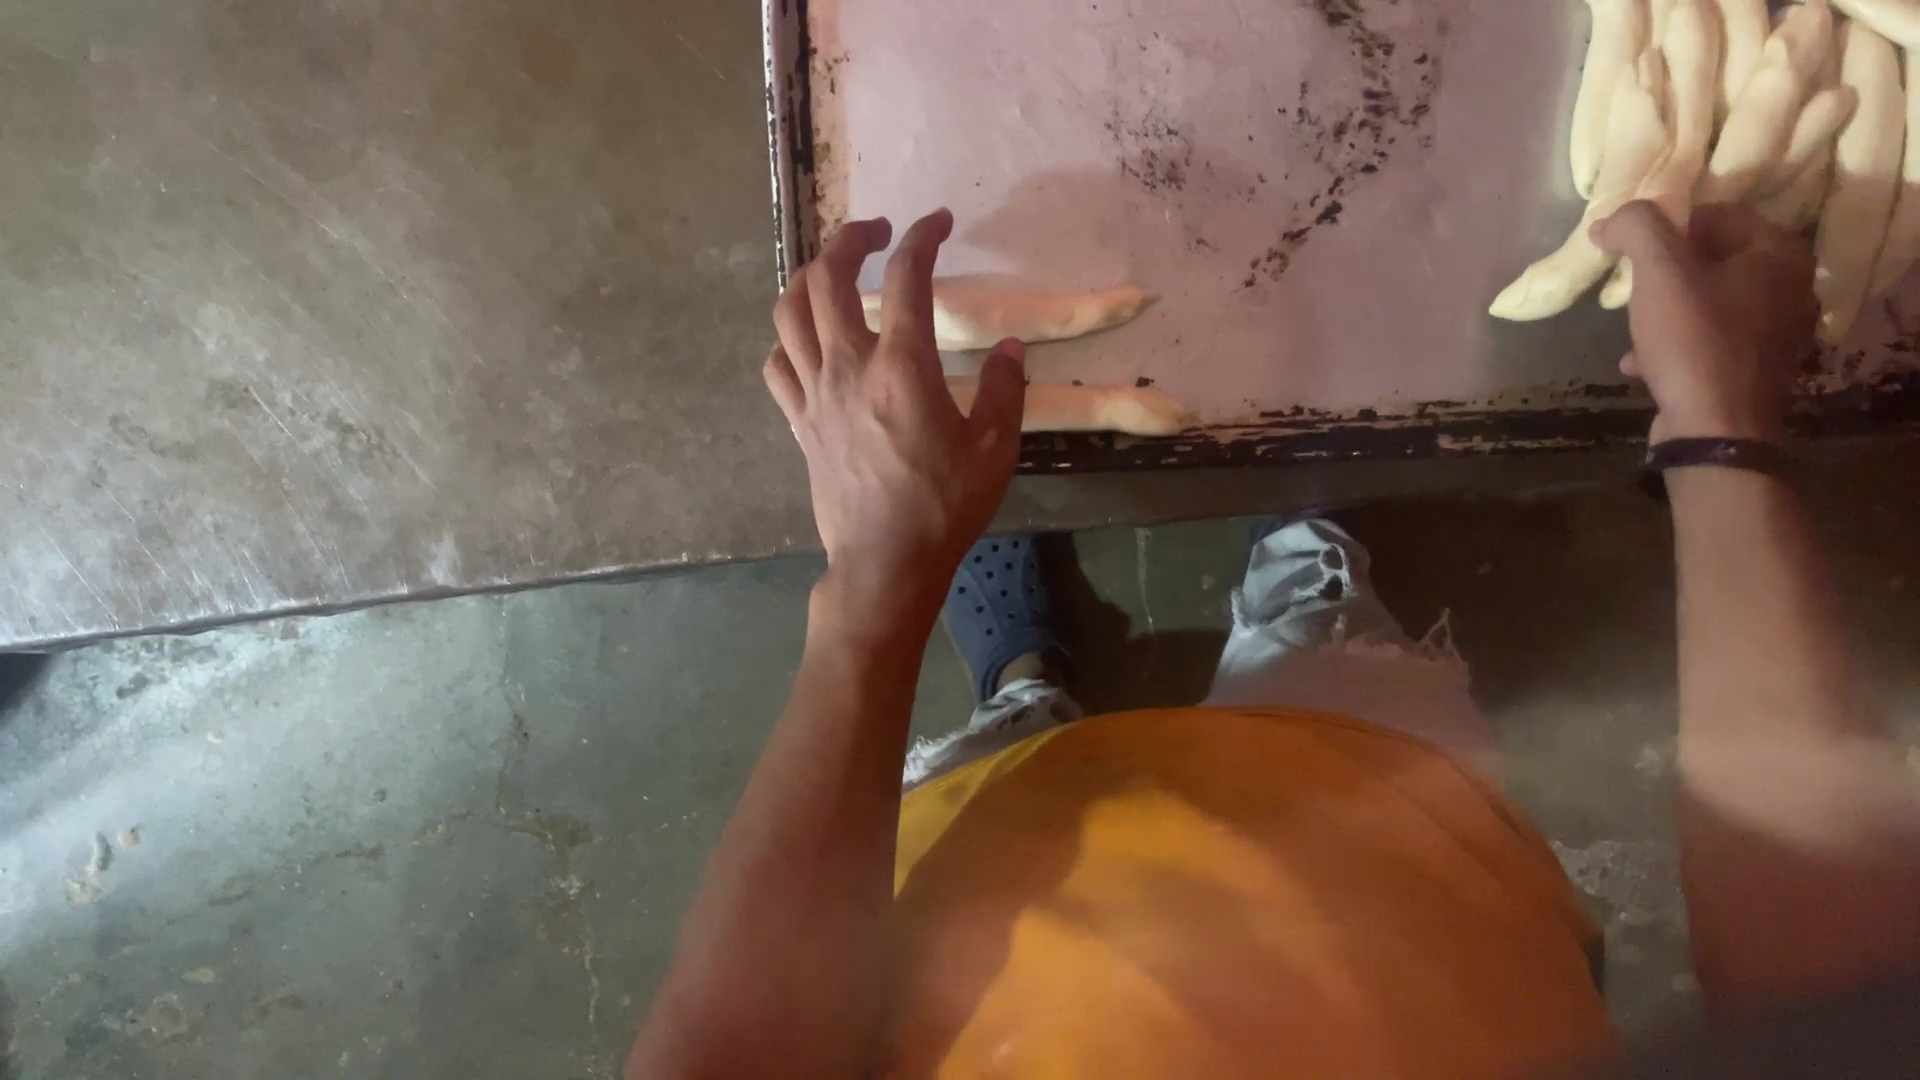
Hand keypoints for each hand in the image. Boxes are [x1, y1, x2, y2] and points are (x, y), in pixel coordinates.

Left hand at [765, 209, 1026, 627]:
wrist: (885, 561)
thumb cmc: (944, 507)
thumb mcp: (994, 450)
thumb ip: (1005, 391)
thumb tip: (1011, 351)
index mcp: (902, 368)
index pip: (908, 277)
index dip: (923, 236)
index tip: (938, 221)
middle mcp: (848, 368)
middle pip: (827, 277)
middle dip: (850, 238)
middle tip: (877, 233)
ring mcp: (815, 394)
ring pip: (789, 312)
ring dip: (808, 278)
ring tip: (834, 274)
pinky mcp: (799, 423)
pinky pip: (778, 364)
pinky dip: (788, 338)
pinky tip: (809, 341)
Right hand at [1592, 201, 1816, 442]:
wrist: (1715, 424)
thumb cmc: (1692, 343)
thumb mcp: (1659, 277)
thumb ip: (1639, 232)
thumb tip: (1614, 217)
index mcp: (1777, 252)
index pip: (1715, 214)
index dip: (1663, 226)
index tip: (1623, 249)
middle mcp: (1790, 283)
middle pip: (1711, 258)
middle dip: (1661, 273)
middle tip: (1627, 291)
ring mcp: (1775, 327)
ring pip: (1707, 300)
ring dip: (1664, 310)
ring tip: (1633, 328)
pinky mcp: (1753, 363)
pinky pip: (1708, 337)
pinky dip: (1673, 343)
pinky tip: (1644, 361)